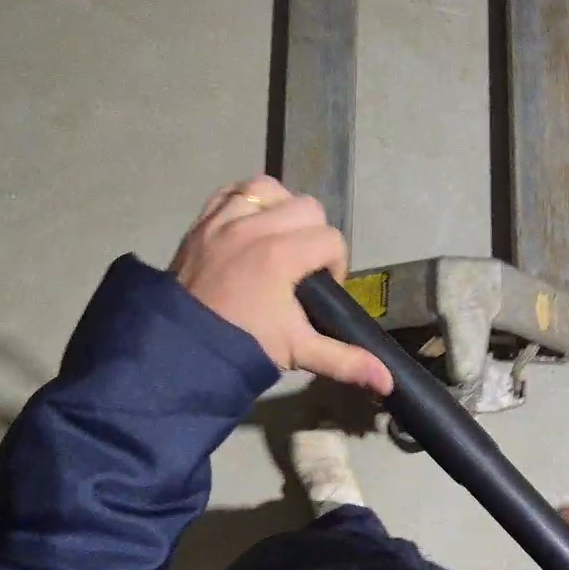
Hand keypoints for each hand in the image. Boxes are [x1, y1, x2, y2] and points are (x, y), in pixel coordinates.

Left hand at [171, 177, 392, 394]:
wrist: (181, 348)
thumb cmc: (243, 345)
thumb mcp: (298, 351)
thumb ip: (345, 360)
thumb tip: (388, 381)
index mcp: (280, 255)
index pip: (331, 239)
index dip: (335, 265)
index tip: (321, 291)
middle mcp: (254, 227)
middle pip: (307, 207)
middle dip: (314, 235)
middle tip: (302, 268)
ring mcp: (224, 219)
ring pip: (270, 188)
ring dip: (282, 209)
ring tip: (279, 240)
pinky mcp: (202, 220)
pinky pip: (232, 190)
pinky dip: (247, 202)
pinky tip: (251, 226)